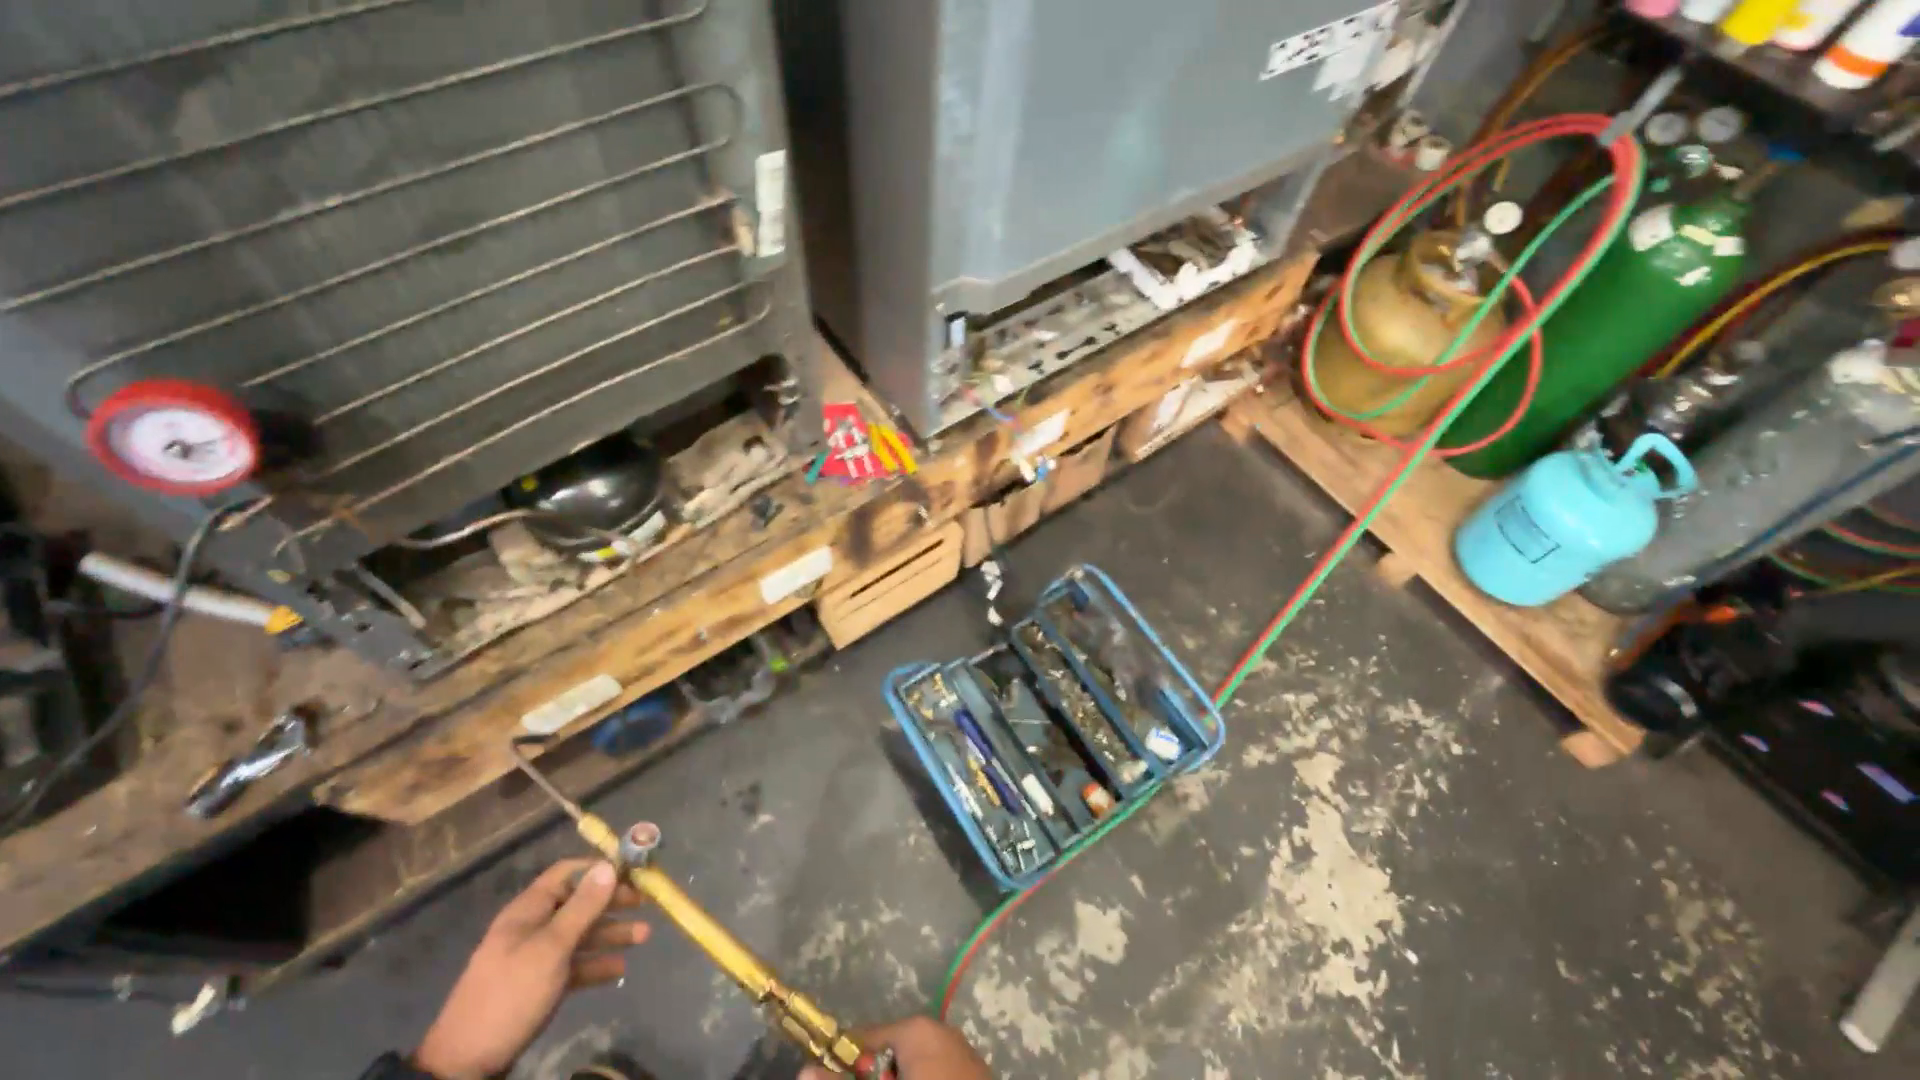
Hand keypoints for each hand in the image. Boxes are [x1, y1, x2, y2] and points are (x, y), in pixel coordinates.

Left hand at [413, 859, 650, 1079]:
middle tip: (645, 904)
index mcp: (528, 911)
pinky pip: (573, 966)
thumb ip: (582, 908)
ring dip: (611, 934)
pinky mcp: (538, 985)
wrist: (467, 1060)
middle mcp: (532, 928)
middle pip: (577, 904)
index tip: (633, 872)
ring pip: (579, 936)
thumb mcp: (551, 948)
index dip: (599, 869)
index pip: (567, 873)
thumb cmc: (512, 993)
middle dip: (612, 902)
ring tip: (645, 936)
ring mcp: (534, 958)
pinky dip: (596, 964)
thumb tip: (608, 866)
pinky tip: (620, 969)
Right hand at [799, 1016, 991, 1079]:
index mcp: (917, 1029)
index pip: (861, 1039)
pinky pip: (935, 1076)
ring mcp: (963, 1058)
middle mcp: (940, 1033)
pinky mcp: (975, 1077)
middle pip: (886, 1058)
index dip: (840, 1065)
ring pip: (911, 1070)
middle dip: (870, 1078)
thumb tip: (803, 1071)